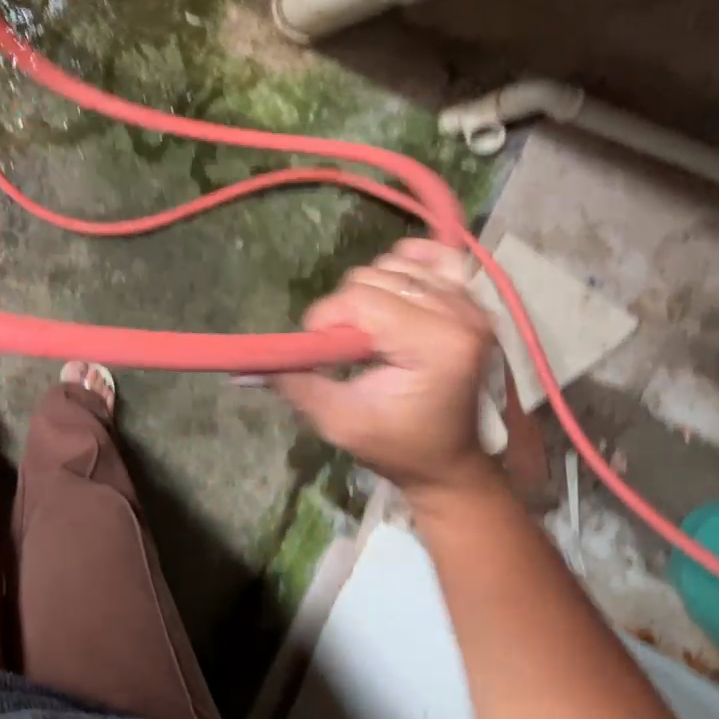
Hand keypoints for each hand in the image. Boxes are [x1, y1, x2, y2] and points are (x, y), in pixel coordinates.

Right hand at [271, 238, 496, 494]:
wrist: (453, 463)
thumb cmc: (398, 445)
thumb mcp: (337, 420)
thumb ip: (293, 382)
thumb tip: (245, 361)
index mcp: (434, 344)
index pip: (359, 299)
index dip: (326, 319)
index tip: (323, 353)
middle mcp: (459, 315)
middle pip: (373, 277)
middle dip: (346, 308)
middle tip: (347, 348)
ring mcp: (471, 304)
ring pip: (393, 265)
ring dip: (371, 291)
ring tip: (373, 330)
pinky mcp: (473, 300)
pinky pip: (436, 256)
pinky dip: (408, 263)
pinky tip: (396, 291)